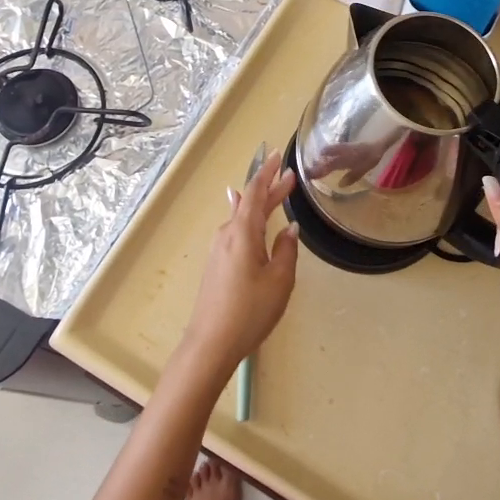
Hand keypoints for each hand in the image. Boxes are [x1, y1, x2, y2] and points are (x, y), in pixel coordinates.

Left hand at [181, 151, 300, 370]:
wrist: (210, 343)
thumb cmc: (249, 311)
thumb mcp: (279, 280)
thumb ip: (287, 250)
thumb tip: (289, 229)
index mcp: (243, 232)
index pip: (256, 192)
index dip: (268, 173)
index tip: (278, 155)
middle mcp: (228, 235)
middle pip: (249, 203)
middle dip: (269, 188)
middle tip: (289, 176)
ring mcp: (219, 250)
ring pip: (241, 217)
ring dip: (260, 205)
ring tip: (277, 195)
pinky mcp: (217, 265)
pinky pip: (235, 231)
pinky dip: (248, 219)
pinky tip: (247, 219)